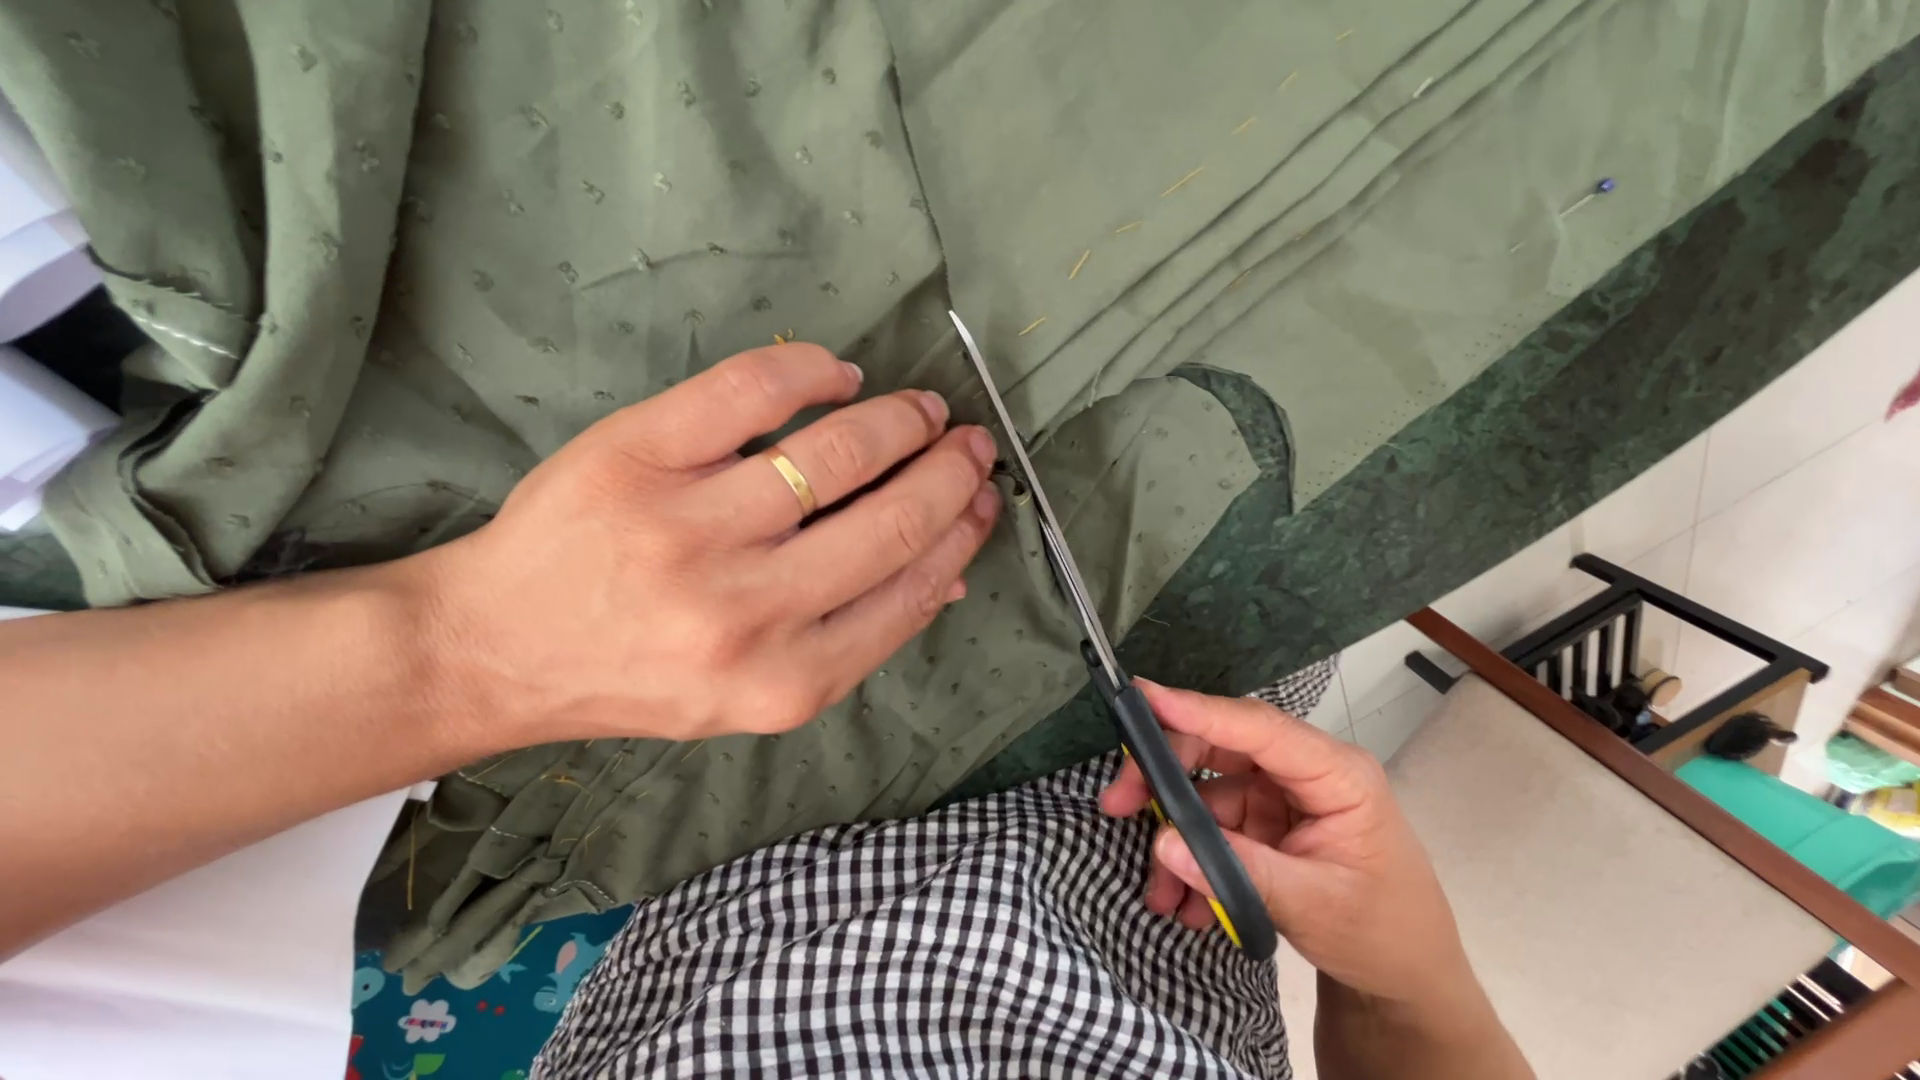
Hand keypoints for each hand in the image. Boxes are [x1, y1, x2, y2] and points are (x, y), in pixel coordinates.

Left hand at [415, 343, 1000, 745]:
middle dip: (950, 469)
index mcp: (788, 679)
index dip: (962, 533)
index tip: (983, 497)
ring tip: (921, 410)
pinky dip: (813, 370)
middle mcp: (748, 612)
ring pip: (836, 452)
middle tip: (969, 441)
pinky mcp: (637, 457)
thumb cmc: (641, 675)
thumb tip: (945, 576)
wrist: (498, 650)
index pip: (911, 588)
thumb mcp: (756, 690)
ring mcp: (688, 530)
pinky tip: (839, 375)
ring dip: (900, 420)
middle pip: (891, 518)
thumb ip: (852, 637)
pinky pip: (754, 390)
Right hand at [1099, 682, 1473, 1008]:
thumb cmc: (1383, 934)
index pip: (1259, 727)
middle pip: (1220, 747)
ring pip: (1206, 791)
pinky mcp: (1265, 822)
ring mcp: (1281, 796)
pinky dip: (1190, 859)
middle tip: (1116, 803)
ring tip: (1158, 891)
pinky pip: (1212, 827)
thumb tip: (1163, 842)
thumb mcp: (1312, 904)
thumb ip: (1236, 869)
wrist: (1405, 981)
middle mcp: (1304, 771)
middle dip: (1164, 774)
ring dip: (1174, 834)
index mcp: (1336, 774)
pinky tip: (1182, 902)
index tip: (1143, 696)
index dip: (1199, 710)